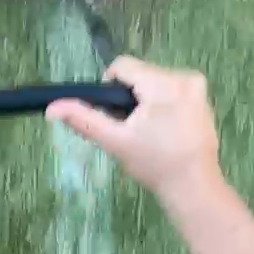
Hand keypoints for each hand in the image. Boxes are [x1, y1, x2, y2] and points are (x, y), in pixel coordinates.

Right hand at [46, 56, 223, 204]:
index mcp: (164, 83)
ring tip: (149, 131)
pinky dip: (161, 104)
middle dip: (129, 97)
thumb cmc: (154, 165)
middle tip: (132, 129)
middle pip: (138, 74)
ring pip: (152, 81)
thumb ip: (84, 119)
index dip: (110, 89)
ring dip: (144, 100)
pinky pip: (169, 89)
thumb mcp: (115, 141)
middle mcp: (184, 77)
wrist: (193, 187)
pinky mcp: (202, 97)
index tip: (116, 117)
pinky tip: (164, 129)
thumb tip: (51, 108)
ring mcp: (197, 86)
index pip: (122, 66)